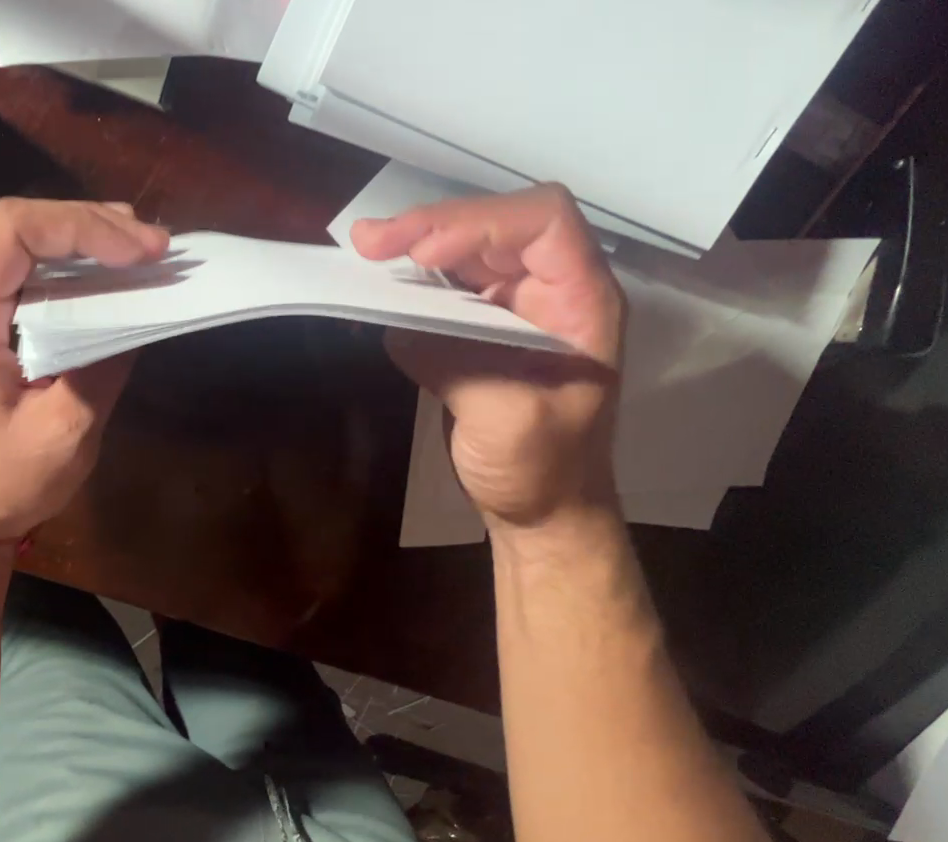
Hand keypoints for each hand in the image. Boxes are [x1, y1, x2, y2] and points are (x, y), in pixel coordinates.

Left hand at [0, 198, 168, 539]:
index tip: (139, 252)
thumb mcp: (65, 433)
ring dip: (84, 243)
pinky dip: (73, 274)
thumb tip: (137, 313)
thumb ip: (101, 367)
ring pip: (25, 250)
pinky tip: (110, 282)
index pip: (13, 232)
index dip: (80, 225)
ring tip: (140, 252)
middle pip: (18, 229)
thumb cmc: (6, 484)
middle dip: (89, 225)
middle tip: (153, 245)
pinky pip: (28, 283)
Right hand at [351, 184, 625, 531]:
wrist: (542, 510)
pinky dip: (411, 285)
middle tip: (368, 241)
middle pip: (498, 228)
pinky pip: (447, 292)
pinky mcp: (481, 336)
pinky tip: (380, 290)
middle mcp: (552, 294)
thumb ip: (461, 364)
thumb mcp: (508, 423)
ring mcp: (516, 313)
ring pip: (468, 254)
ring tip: (366, 253)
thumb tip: (401, 327)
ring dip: (416, 249)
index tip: (422, 252)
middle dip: (433, 226)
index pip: (542, 223)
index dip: (479, 224)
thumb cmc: (543, 471)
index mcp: (581, 302)